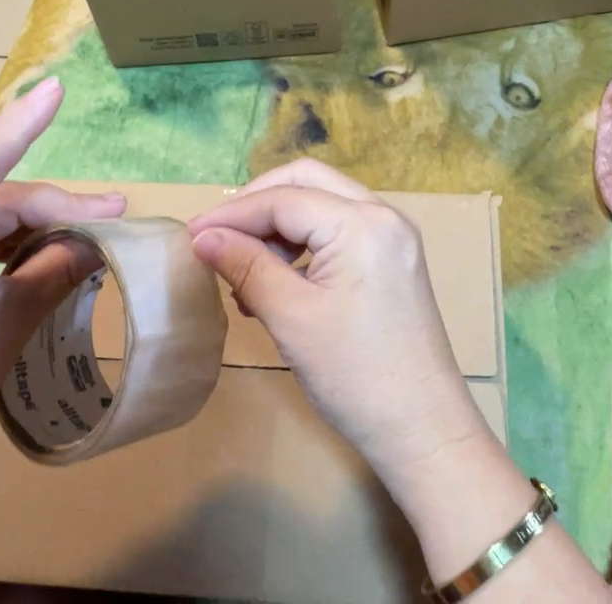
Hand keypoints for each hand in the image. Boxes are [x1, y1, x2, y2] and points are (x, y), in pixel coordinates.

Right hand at [184, 159, 490, 495]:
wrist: (422, 429)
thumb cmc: (354, 375)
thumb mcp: (291, 317)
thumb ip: (246, 266)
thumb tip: (203, 237)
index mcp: (362, 222)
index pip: (283, 199)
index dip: (232, 214)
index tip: (189, 236)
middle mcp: (384, 215)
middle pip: (307, 183)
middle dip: (257, 204)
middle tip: (217, 238)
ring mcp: (393, 237)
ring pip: (323, 204)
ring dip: (280, 226)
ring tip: (245, 272)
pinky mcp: (394, 260)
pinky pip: (340, 231)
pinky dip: (304, 244)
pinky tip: (278, 282)